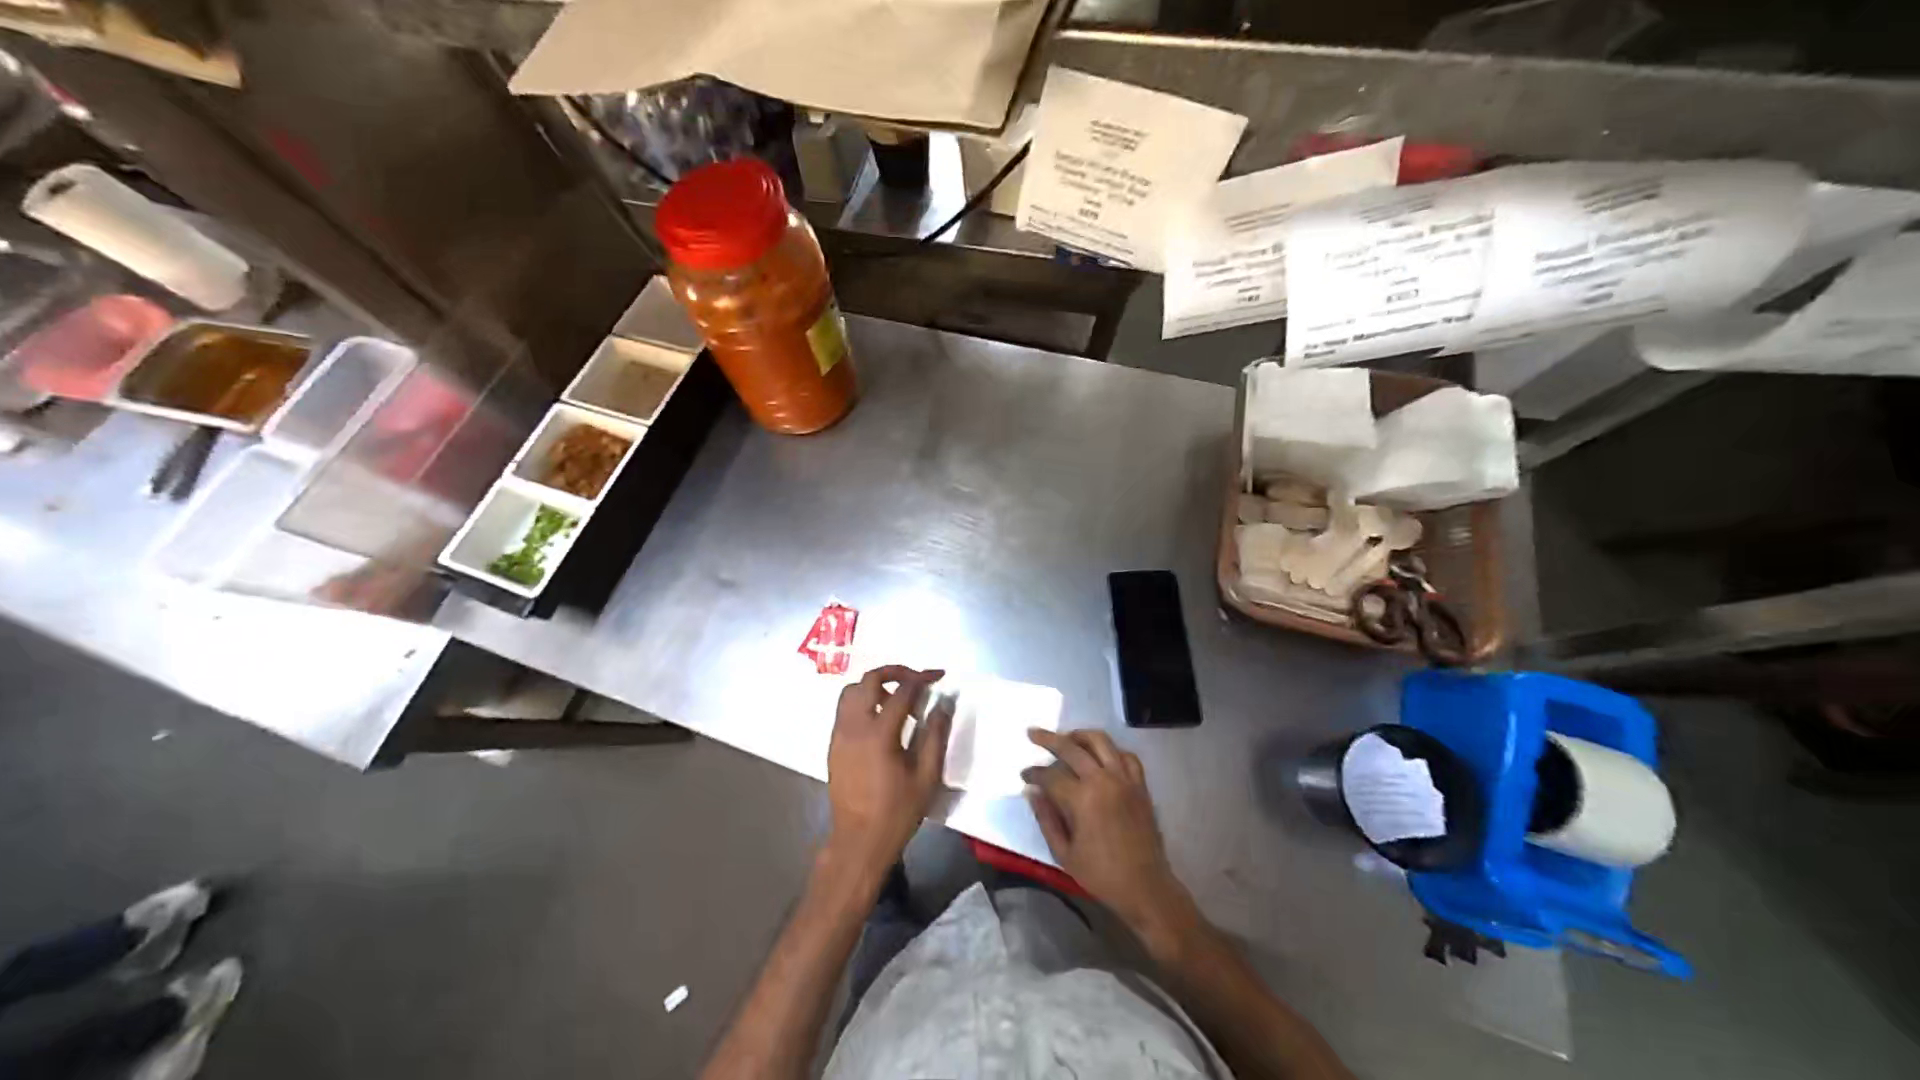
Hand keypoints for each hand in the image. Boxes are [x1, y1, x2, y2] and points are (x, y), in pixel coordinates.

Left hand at [825, 665, 952, 872]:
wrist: (859, 840)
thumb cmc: (897, 811)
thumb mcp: (926, 776)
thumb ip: (935, 735)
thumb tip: (942, 704)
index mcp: (879, 733)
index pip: (902, 691)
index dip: (922, 678)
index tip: (938, 676)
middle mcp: (854, 726)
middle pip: (870, 679)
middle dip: (895, 672)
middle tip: (916, 680)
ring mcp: (839, 734)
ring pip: (851, 691)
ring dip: (875, 685)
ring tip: (896, 700)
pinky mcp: (832, 744)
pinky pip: (845, 709)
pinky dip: (862, 702)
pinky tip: (880, 719)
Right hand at [1023, 729, 1194, 933]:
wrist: (1145, 886)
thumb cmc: (1101, 874)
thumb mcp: (1064, 853)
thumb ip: (1046, 818)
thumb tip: (1032, 792)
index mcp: (1083, 798)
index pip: (1050, 775)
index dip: (1034, 773)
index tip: (1024, 776)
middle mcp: (1104, 780)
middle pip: (1072, 747)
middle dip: (1049, 739)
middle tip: (1033, 734)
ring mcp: (1125, 779)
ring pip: (1101, 741)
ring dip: (1080, 735)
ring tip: (1066, 738)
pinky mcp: (1140, 785)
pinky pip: (1125, 755)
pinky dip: (1111, 750)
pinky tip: (1100, 756)